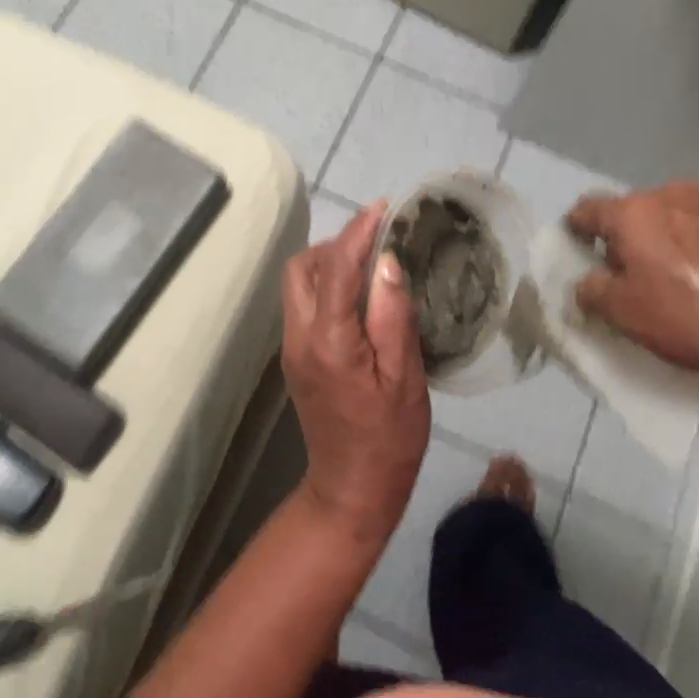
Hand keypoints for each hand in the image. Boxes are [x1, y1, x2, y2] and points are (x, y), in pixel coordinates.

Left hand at [281, 203, 429, 541]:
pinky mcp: (298, 358)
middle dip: (336, 245)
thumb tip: (387, 262)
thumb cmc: (390, 437)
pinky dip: (328, 285)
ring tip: (372, 265)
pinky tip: (361, 296)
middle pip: (301, 268)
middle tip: (377, 242)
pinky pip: (306, 305)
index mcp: (328, 340)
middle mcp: (300, 337)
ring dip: (329, 263)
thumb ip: (393, 316)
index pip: (336, 267)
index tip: (383, 209)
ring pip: (299, 285)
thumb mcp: (404, 377)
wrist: (353, 488)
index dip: (358, 232)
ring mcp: (293, 348)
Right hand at [567, 182, 698, 393]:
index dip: (574, 233)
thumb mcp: (625, 314)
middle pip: (631, 213)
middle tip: (625, 282)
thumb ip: (593, 291)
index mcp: (633, 210)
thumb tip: (589, 281)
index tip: (576, 258)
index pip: (586, 210)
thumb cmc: (693, 318)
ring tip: (670, 285)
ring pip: (669, 220)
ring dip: (661, 244)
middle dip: (622, 242)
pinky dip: (694, 250)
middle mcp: (671, 193)